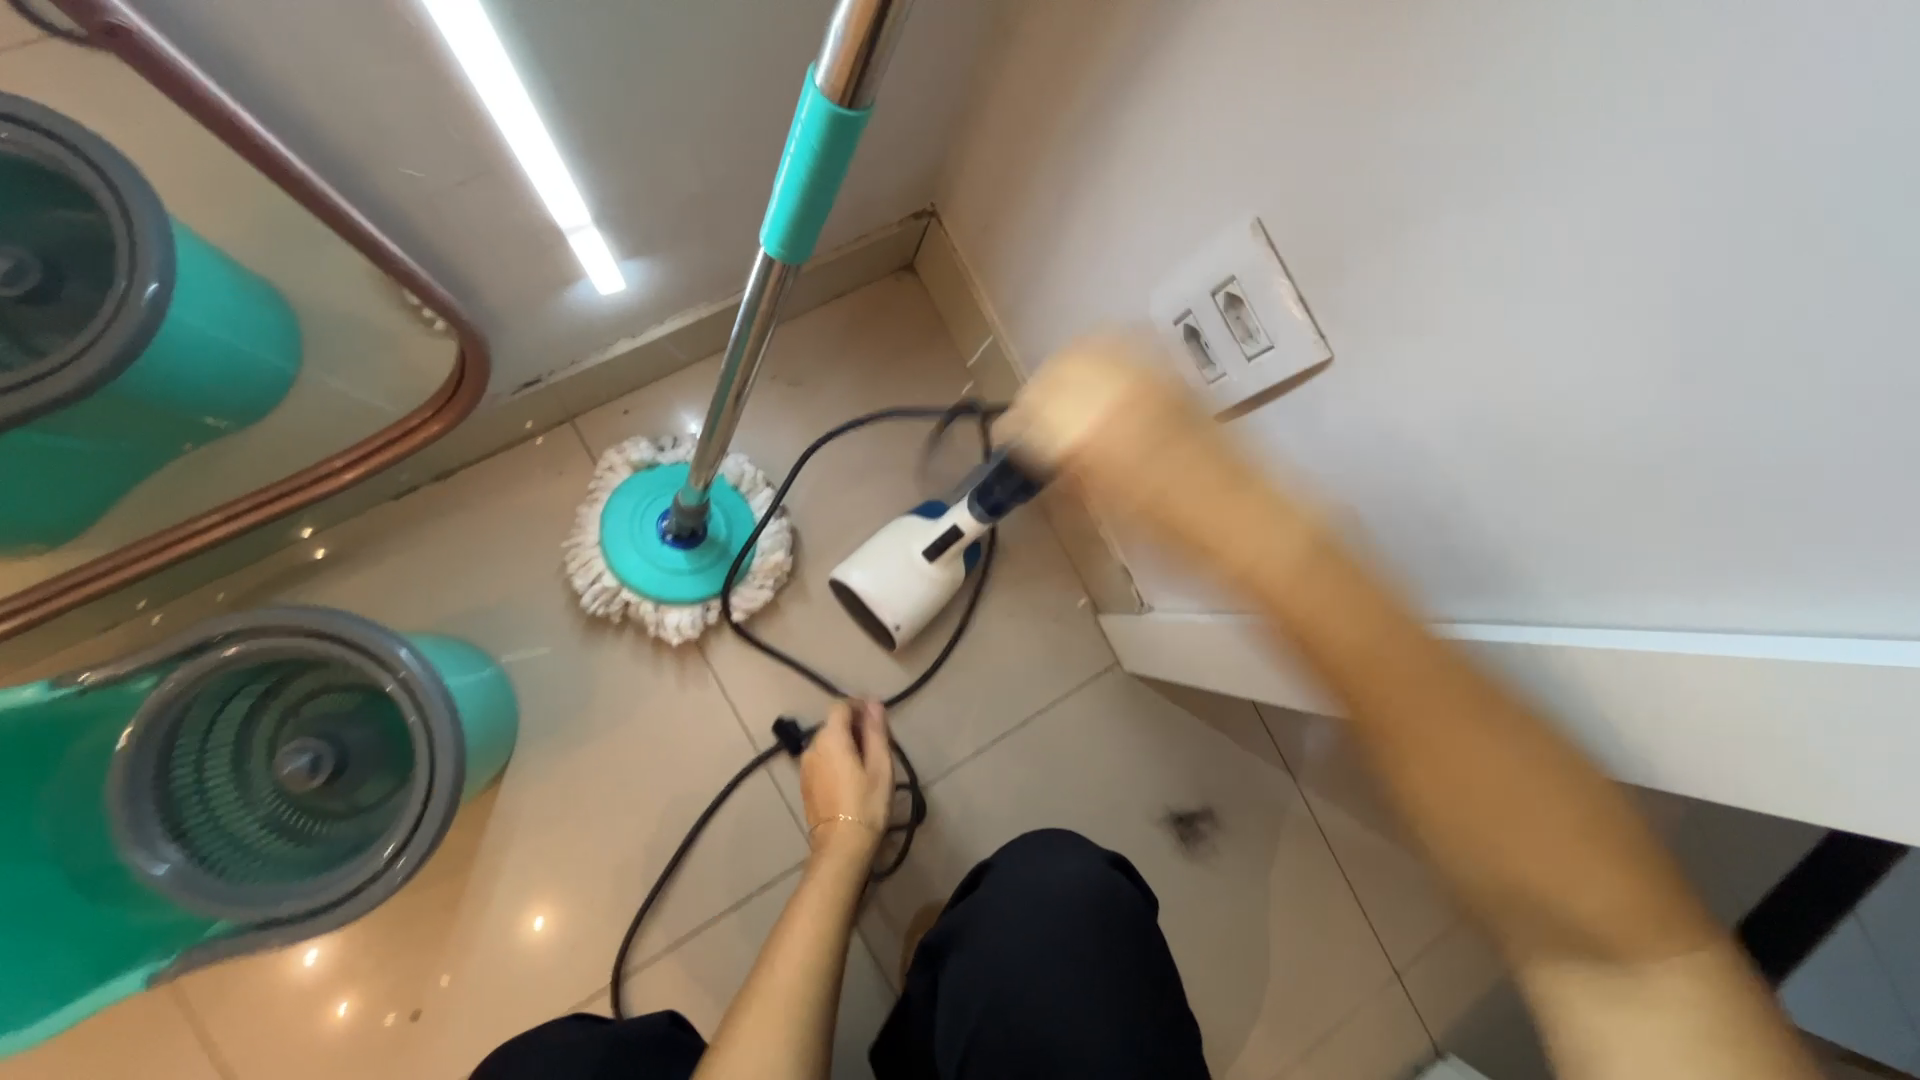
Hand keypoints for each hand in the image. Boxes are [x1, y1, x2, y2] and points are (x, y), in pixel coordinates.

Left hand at [799, 700, 893, 857]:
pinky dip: (836, 758)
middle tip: (878, 744)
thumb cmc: (866, 803)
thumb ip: (876, 730)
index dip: (859, 706)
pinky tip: (851, 777)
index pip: (841, 706)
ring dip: (845, 743)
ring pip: (827, 743)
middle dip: (854, 726)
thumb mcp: (880, 765)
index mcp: (831, 738)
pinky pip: (822, 760)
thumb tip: (873, 702)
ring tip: (867, 762)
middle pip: (833, 724)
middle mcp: (812, 747)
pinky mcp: (805, 784)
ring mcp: (805, 767)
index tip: (877, 719)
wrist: (841, 846)